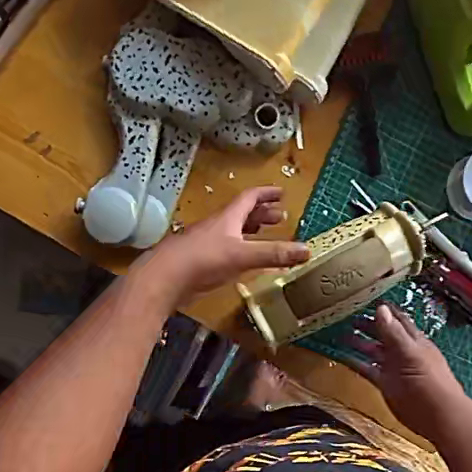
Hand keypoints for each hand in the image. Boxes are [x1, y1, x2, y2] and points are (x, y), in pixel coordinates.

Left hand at [135, 187, 309, 303]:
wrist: (164, 278)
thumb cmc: (203, 259)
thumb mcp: (243, 255)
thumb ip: (273, 254)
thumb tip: (306, 250)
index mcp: (228, 218)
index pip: (249, 198)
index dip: (266, 194)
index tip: (281, 193)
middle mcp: (217, 226)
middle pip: (241, 214)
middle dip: (262, 213)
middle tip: (280, 216)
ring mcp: (206, 243)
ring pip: (232, 232)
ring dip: (249, 231)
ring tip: (264, 235)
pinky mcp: (200, 262)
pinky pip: (224, 249)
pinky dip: (239, 250)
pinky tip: (243, 261)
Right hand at [342, 304, 471, 443]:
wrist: (439, 418)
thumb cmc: (429, 383)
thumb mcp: (411, 354)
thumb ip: (394, 333)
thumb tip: (381, 308)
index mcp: (414, 341)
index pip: (397, 319)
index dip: (384, 310)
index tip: (366, 299)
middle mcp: (403, 352)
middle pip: (383, 334)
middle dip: (368, 324)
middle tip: (348, 315)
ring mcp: (394, 368)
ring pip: (374, 351)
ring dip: (359, 342)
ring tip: (341, 334)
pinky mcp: (386, 384)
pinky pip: (368, 369)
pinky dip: (356, 362)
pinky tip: (342, 356)